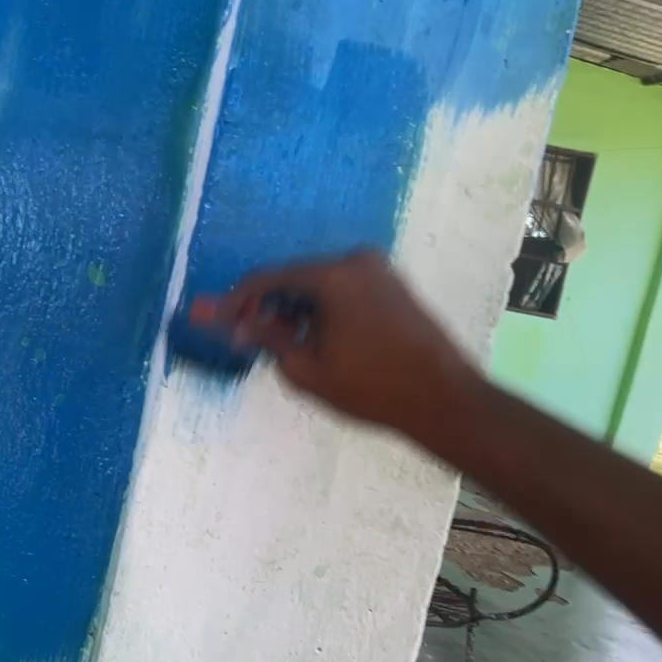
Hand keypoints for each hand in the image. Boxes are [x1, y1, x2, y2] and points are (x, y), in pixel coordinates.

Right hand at [190, 249, 484, 436]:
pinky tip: (317, 339)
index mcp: (332, 276)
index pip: (266, 279)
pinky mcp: (392, 283)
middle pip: (292, 278)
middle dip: (266, 307)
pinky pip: (340, 288)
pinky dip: (321, 309)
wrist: (446, 400)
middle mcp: (355, 260)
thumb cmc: (371, 389)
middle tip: (249, 339)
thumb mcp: (305, 369)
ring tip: (287, 347)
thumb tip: (229, 324)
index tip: (216, 322)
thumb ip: (263, 337)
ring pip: (316, 284)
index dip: (235, 302)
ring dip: (294, 310)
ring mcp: (378, 269)